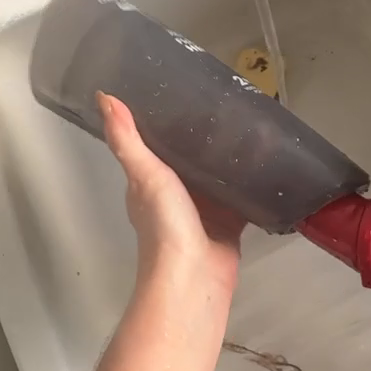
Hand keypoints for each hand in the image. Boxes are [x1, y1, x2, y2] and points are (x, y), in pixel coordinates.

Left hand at [97, 93, 245, 296]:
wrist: (195, 277)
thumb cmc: (165, 226)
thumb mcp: (145, 175)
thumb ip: (127, 139)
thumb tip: (104, 97)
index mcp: (149, 183)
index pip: (155, 144)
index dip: (165, 121)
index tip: (182, 92)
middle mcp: (175, 195)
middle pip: (190, 160)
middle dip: (204, 137)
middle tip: (227, 103)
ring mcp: (204, 211)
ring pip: (217, 178)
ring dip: (229, 159)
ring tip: (250, 126)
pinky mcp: (230, 223)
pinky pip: (242, 198)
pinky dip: (252, 184)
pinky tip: (267, 163)